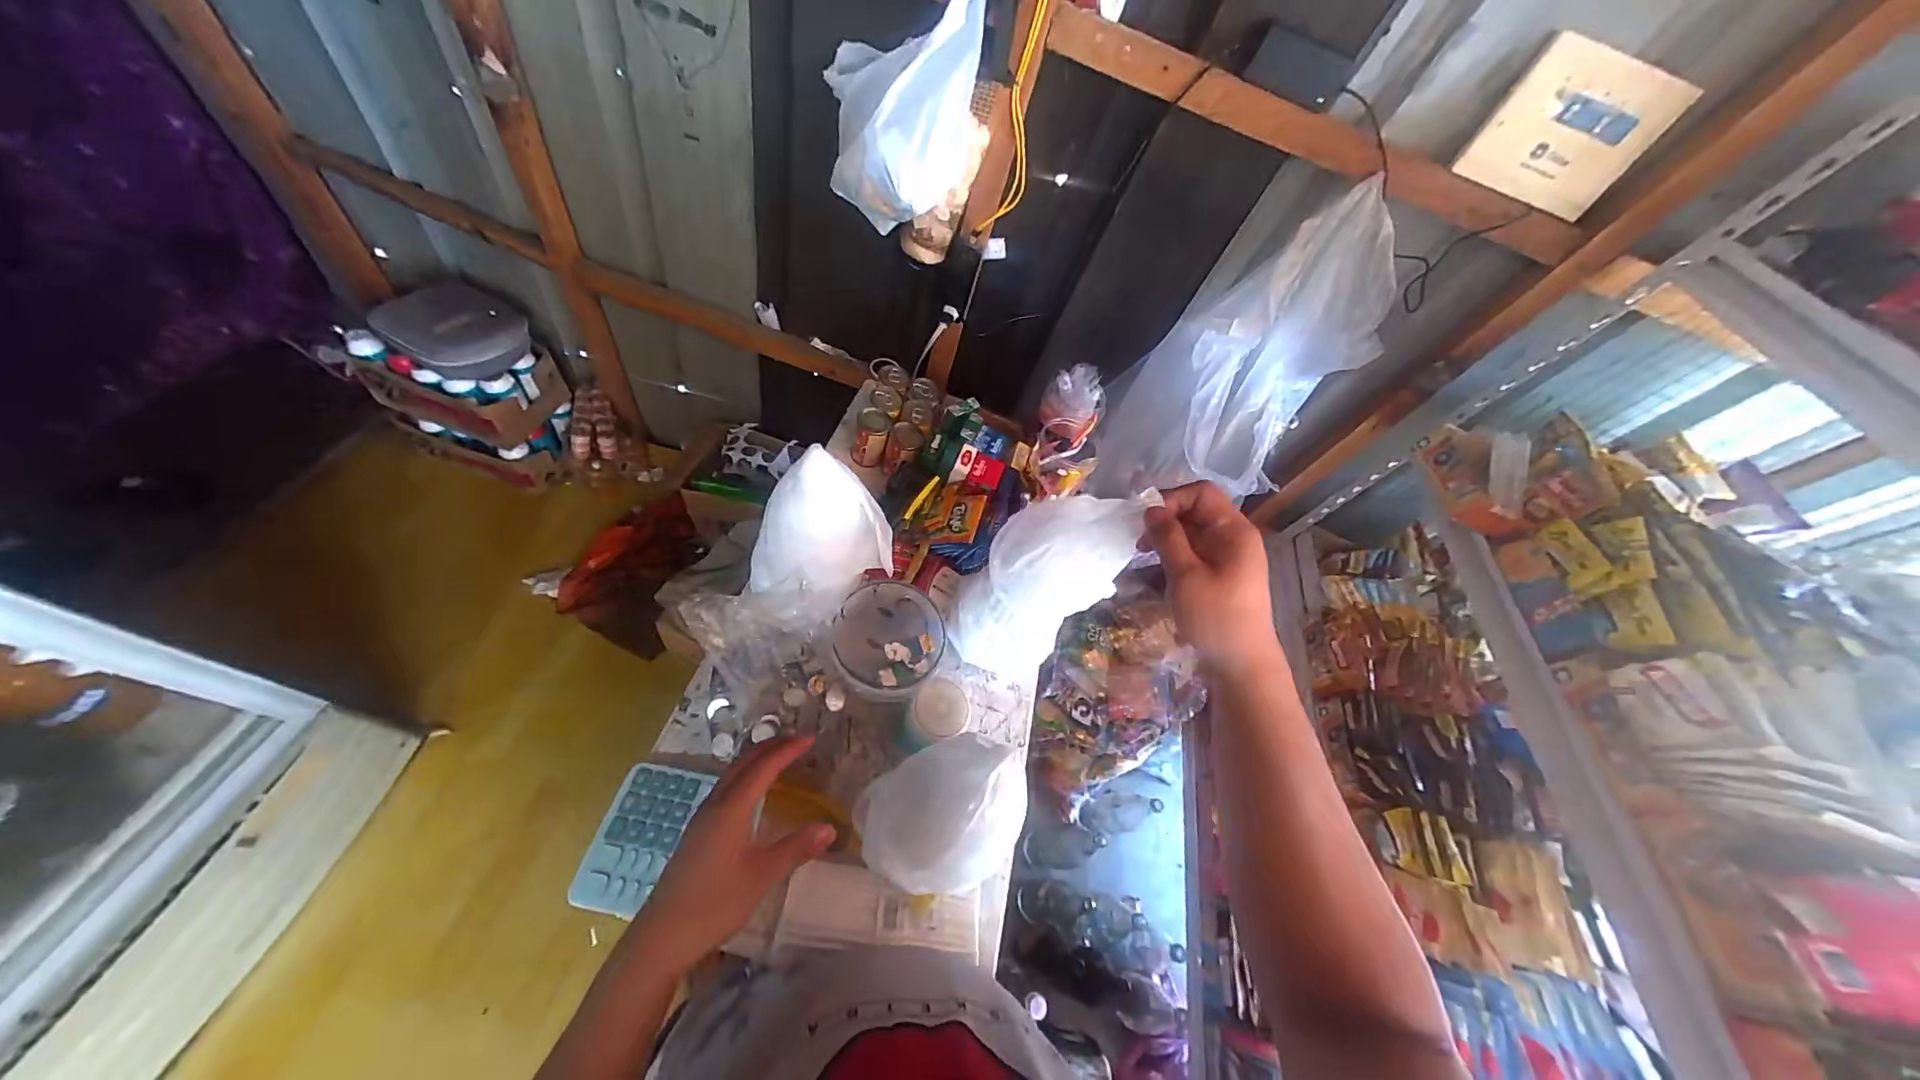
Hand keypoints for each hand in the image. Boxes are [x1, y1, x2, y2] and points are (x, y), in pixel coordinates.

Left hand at [629, 736, 834, 972]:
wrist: (661, 937)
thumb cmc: (714, 905)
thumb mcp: (761, 877)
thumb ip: (795, 849)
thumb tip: (829, 828)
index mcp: (730, 810)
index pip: (763, 768)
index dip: (787, 750)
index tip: (811, 738)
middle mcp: (714, 806)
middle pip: (743, 764)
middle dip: (771, 747)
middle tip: (798, 740)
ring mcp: (702, 820)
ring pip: (731, 776)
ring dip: (756, 760)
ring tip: (779, 757)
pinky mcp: (697, 834)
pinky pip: (725, 790)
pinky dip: (745, 778)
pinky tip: (752, 793)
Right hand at [1143, 481, 1278, 674]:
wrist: (1242, 663)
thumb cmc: (1215, 618)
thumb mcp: (1186, 575)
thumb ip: (1168, 538)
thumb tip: (1151, 509)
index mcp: (1234, 531)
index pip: (1201, 493)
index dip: (1172, 500)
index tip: (1147, 523)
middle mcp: (1235, 537)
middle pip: (1196, 510)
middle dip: (1165, 520)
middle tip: (1139, 543)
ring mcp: (1229, 556)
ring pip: (1192, 532)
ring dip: (1166, 538)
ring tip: (1143, 556)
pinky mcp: (1221, 574)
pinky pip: (1195, 552)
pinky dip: (1174, 555)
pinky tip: (1156, 570)